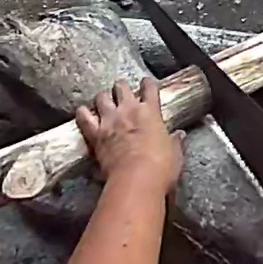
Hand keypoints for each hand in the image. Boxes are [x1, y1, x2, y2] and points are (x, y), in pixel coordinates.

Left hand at [75, 78, 183, 196]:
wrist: (136, 180)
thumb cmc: (160, 168)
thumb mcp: (175, 155)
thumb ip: (176, 143)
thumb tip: (180, 135)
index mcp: (150, 112)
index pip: (149, 87)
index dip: (148, 83)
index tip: (147, 84)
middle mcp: (128, 110)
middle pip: (121, 86)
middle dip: (121, 87)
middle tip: (122, 92)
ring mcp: (110, 120)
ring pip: (102, 96)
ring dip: (103, 97)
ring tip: (104, 100)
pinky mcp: (96, 134)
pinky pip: (84, 117)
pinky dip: (82, 113)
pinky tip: (82, 112)